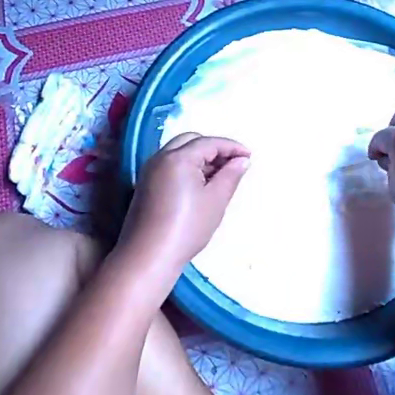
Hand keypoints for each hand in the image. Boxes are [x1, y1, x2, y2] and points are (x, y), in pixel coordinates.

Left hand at [119, 133, 251, 277]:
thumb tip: (241, 160)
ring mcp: (149, 170)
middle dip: (213, 148)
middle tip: (233, 164)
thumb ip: (230, 175)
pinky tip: (200, 185)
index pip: (208, 142)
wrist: (149, 253)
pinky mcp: (145, 184)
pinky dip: (186, 167)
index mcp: (178, 157)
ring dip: (199, 157)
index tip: (249, 155)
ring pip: (178, 152)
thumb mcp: (215, 200)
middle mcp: (160, 157)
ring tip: (220, 176)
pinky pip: (169, 165)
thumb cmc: (188, 226)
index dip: (231, 146)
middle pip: (190, 140)